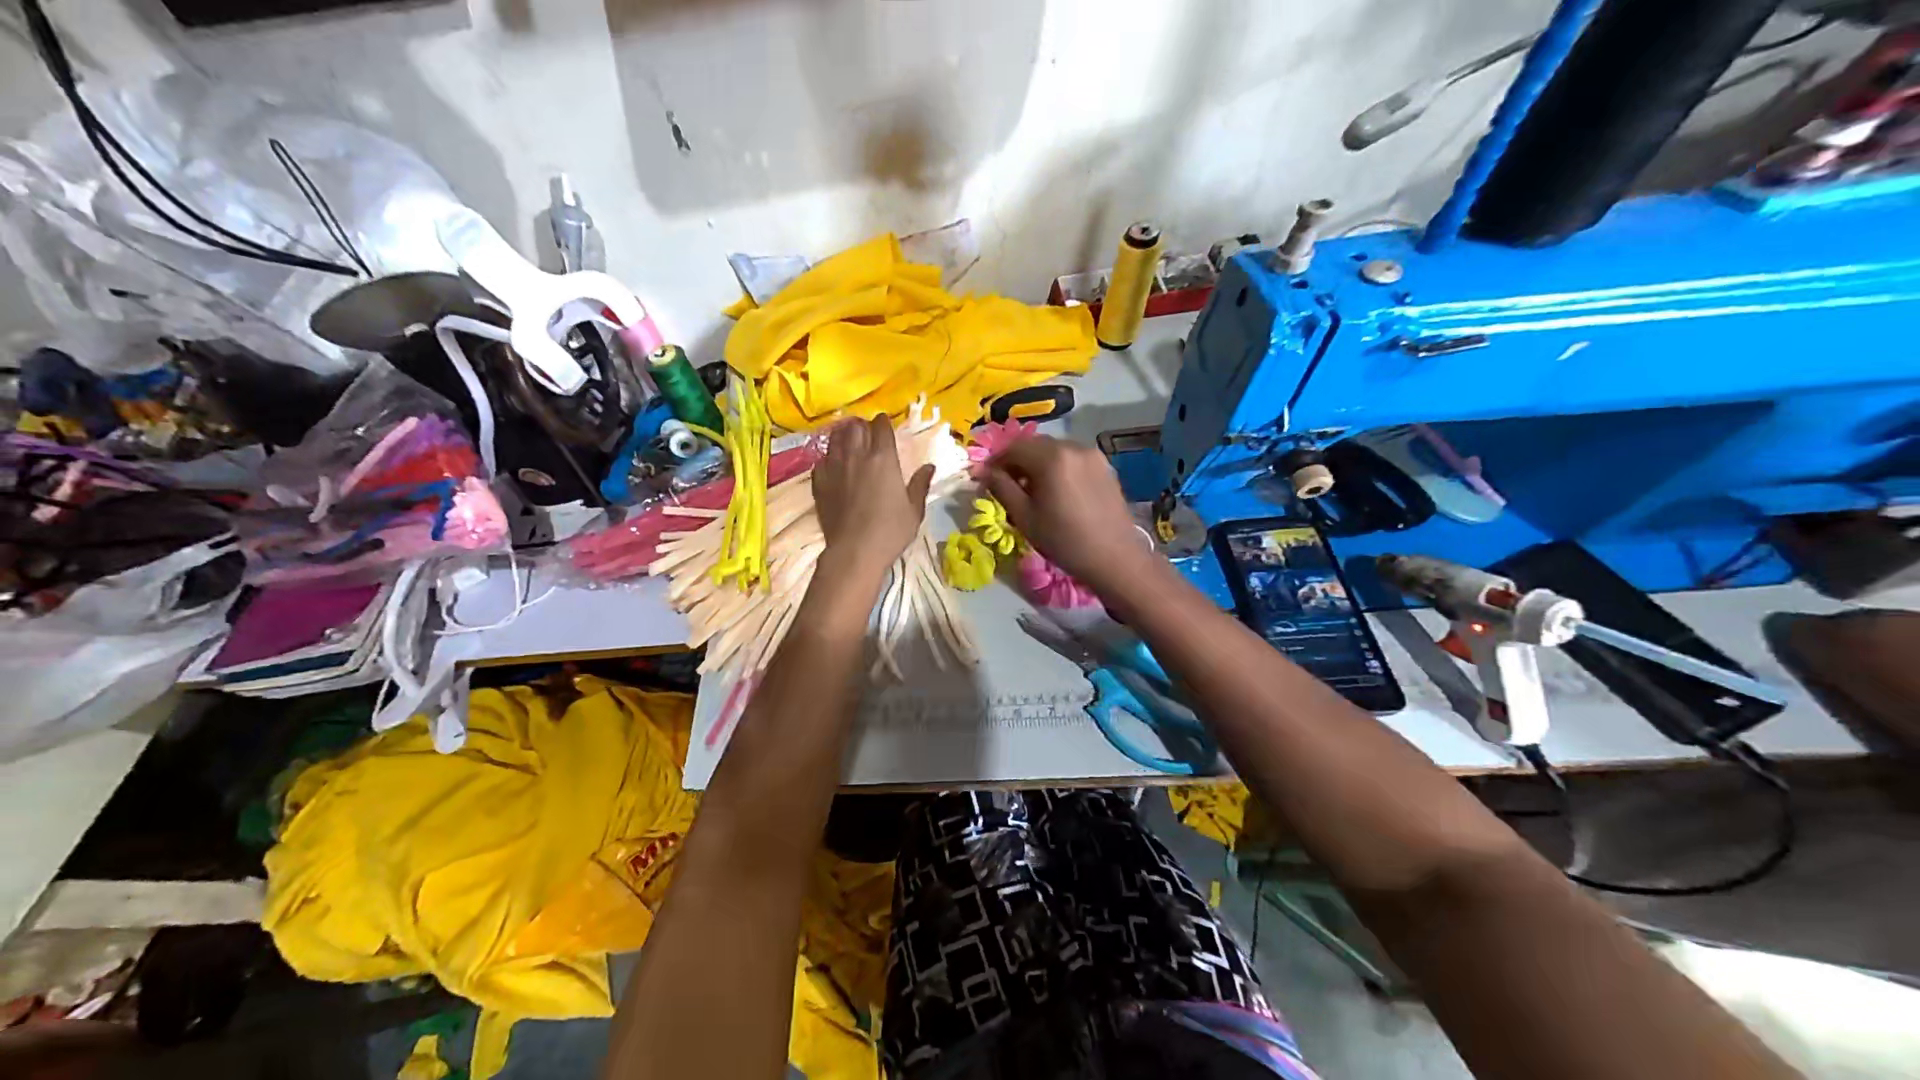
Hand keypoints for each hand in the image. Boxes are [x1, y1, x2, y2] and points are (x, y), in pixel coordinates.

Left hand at [812, 415, 934, 580]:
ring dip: (843, 435)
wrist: (854, 551)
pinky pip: (822, 459)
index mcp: (883, 458)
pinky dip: (829, 457)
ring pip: (835, 438)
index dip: (883, 422)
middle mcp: (856, 455)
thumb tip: (929, 466)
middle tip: (867, 432)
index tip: (885, 425)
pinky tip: (833, 464)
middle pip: (855, 427)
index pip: (881, 426)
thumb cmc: (890, 531)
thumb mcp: (914, 509)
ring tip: (848, 441)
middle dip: (862, 426)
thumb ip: (920, 484)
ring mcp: (834, 467)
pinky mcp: (818, 482)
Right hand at [982, 436, 1154, 593]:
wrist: (1114, 558)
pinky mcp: (1105, 466)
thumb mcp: (1025, 517)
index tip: (987, 479)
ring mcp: (1093, 455)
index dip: (996, 461)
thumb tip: (985, 472)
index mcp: (1052, 458)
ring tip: (1032, 490)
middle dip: (1017, 460)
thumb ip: (1002, 488)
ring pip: (1055, 450)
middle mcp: (1073, 447)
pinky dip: (1058, 468)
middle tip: (1008, 484)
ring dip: (1038, 463)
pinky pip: (1073, 459)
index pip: (1014, 447)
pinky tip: (1056, 491)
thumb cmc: (1064, 541)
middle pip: (1035, 445)